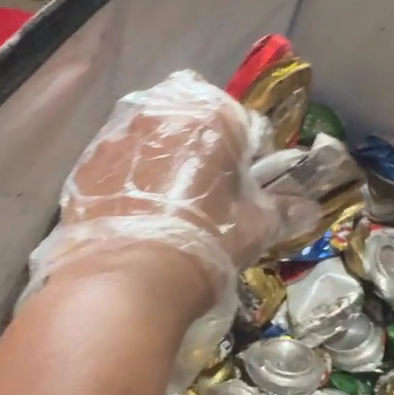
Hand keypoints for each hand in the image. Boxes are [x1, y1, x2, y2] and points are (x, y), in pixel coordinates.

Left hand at [24, 71, 287, 319]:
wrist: (126, 281)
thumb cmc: (204, 246)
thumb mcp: (254, 229)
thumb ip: (282, 210)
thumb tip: (309, 208)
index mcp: (210, 116)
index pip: (240, 123)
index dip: (245, 156)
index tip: (242, 188)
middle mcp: (159, 112)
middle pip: (187, 124)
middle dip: (197, 150)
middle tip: (202, 197)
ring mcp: (115, 137)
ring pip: (146, 141)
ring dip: (158, 164)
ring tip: (161, 211)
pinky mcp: (84, 168)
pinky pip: (113, 168)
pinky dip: (122, 185)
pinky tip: (129, 220)